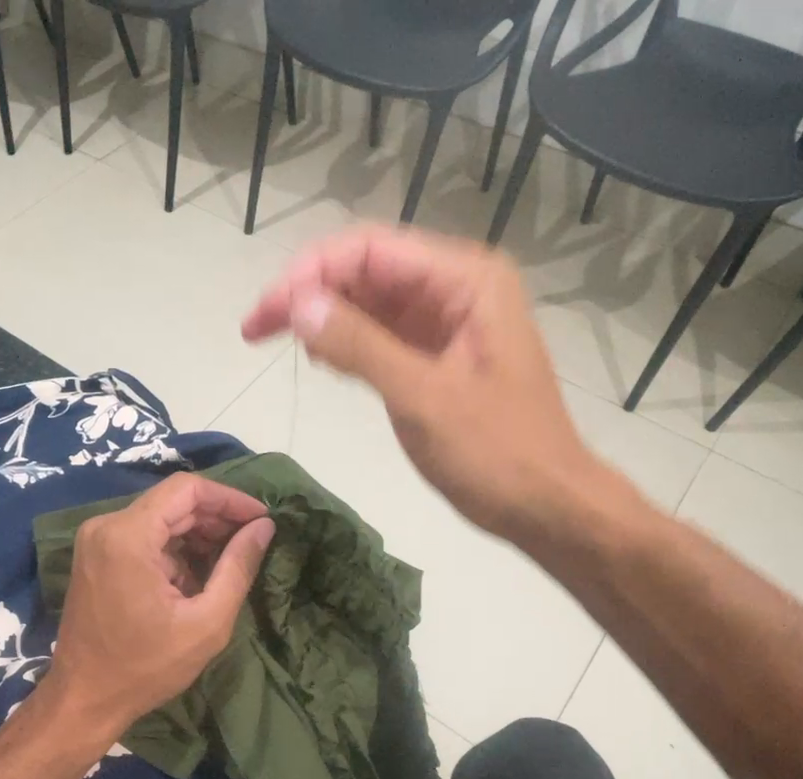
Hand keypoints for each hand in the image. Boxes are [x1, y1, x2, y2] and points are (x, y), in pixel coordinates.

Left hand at [46, 474, 274, 742]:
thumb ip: (237, 567)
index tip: (262, 517)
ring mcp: (97, 541)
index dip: (229, 498)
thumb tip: (264, 526)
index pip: (186, 489)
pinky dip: (174, 550)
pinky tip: (198, 577)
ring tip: (231, 562)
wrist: (85, 699)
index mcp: (128, 535)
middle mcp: (106, 526)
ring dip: (197, 535)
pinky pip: (144, 537)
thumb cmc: (146, 667)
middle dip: (216, 518)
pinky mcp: (96, 556)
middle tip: (253, 540)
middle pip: (172, 502)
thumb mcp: (206, 622)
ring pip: (160, 518)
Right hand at [241, 225, 628, 545]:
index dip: (309, 272)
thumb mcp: (422, 397)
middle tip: (255, 330)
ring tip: (277, 344)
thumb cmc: (496, 453)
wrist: (547, 505)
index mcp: (465, 280)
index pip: (369, 249)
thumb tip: (297, 305)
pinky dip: (345, 342)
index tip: (265, 315)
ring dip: (321, 316)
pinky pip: (380, 332)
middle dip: (308, 292)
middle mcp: (456, 286)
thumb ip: (360, 345)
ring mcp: (446, 321)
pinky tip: (320, 360)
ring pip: (368, 300)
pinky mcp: (436, 354)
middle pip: (364, 268)